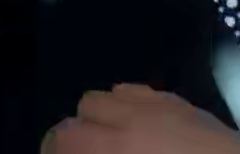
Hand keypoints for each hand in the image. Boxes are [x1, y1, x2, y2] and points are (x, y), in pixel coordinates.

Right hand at [41, 85, 239, 153]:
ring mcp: (162, 105)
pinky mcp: (186, 104)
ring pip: (113, 93)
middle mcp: (134, 117)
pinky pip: (144, 92)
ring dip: (108, 118)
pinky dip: (135, 110)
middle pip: (86, 106)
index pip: (64, 137)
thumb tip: (82, 153)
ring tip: (121, 149)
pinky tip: (150, 138)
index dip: (53, 151)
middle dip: (82, 134)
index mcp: (120, 148)